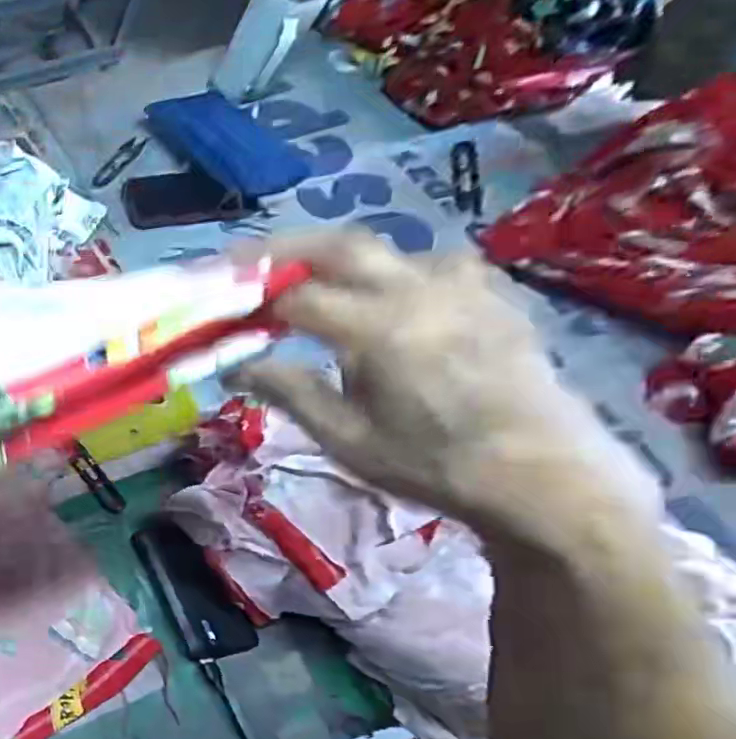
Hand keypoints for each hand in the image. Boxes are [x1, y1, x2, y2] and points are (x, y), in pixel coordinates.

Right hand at [235, 230, 660, 546]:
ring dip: (334, 260)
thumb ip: (289, 389)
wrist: (540, 472)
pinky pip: (426, 264)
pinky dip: (382, 272)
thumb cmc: (427, 461)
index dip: (250, 303)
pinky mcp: (490, 295)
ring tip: (300, 285)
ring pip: (386, 250)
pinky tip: (371, 299)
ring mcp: (465, 286)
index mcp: (380, 328)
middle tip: (238, 265)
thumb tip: (236, 367)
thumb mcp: (342, 435)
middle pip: (341, 246)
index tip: (216, 314)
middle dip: (282, 251)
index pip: (296, 297)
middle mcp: (423, 291)